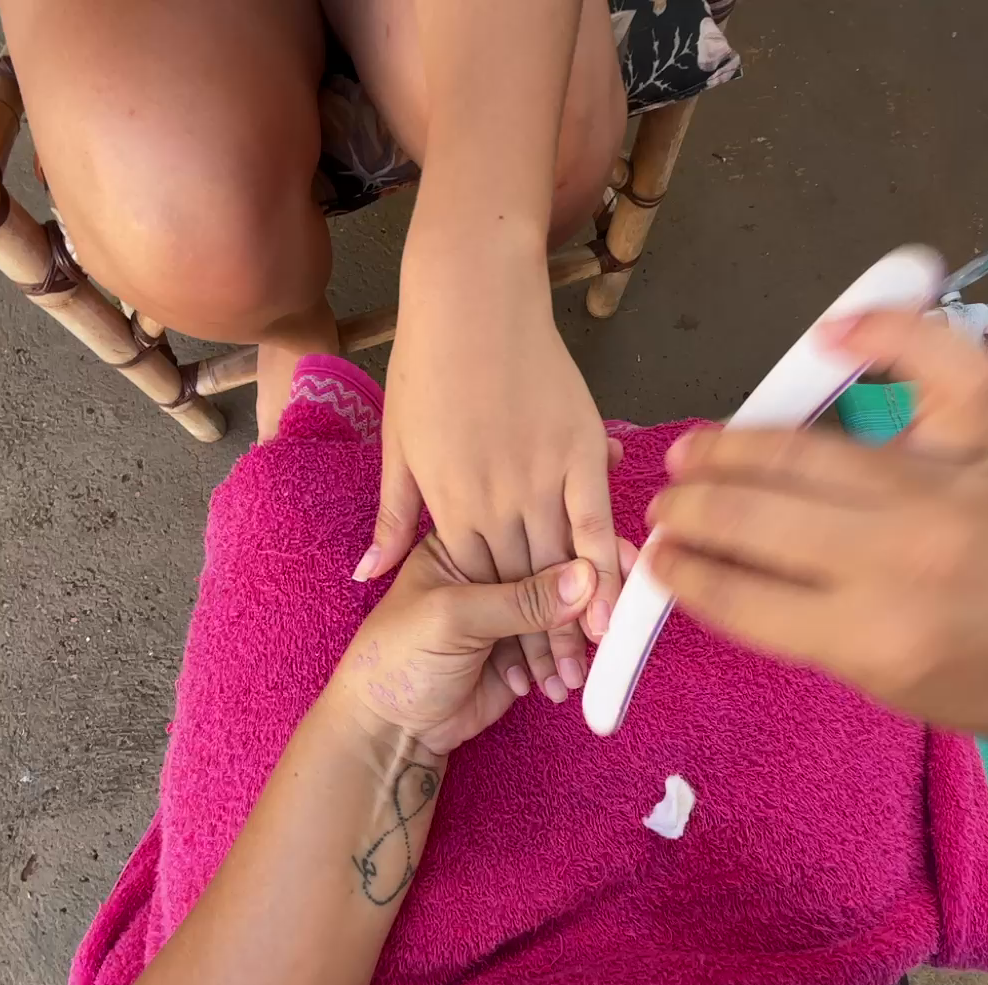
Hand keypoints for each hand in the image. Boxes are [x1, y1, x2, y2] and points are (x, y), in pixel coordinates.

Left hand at [332, 535, 635, 755]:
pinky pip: (560, 647)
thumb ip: (519, 600)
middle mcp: (493, 570)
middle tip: (624, 604)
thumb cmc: (400, 657)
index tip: (620, 553)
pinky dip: (572, 661)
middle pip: (556, 568)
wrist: (388, 729)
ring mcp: (510, 612)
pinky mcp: (523, 650)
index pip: (531, 529)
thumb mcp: (454, 619)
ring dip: (583, 633)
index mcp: (467, 543)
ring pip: (563, 610)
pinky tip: (573, 678)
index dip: (577, 540)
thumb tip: (587, 579)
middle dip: (592, 588)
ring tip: (599, 653)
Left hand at [358, 249, 621, 705]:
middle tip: (565, 685)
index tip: (520, 674)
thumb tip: (367, 570)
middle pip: (520, 585)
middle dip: (543, 640)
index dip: (501, 631)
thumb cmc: (426, 368)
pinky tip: (619, 605)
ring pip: (559, 564)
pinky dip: (608, 566)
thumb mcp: (396, 445)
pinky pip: (596, 521)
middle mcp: (495, 500)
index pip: (479, 583)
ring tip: (594, 663)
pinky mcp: (578, 451)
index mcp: (449, 503)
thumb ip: (393, 516)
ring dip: (577, 617)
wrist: (469, 296)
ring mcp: (539, 477)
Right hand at [644, 312, 987, 747]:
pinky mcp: (981, 449)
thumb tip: (700, 560)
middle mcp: (899, 559)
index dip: (679, 573)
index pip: (735, 594)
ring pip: (802, 451)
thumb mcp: (860, 677)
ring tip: (692, 452)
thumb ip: (780, 616)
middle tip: (663, 506)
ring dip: (728, 448)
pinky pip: (941, 371)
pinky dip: (892, 335)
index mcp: (866, 638)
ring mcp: (941, 491)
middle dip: (686, 510)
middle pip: (754, 517)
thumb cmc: (969, 682)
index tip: (654, 558)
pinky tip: (832, 334)